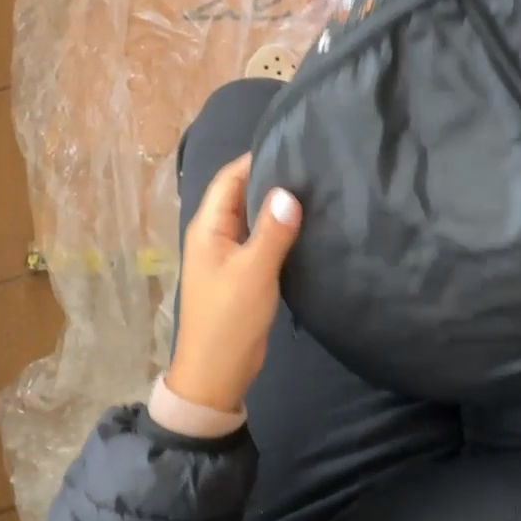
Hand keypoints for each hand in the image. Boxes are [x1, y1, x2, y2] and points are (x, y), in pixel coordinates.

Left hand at [166, 154, 301, 412]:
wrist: (216, 376)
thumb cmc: (229, 320)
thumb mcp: (254, 272)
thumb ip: (272, 231)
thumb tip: (288, 190)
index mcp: (208, 227)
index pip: (230, 178)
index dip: (256, 158)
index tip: (291, 143)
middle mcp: (214, 233)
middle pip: (240, 193)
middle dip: (269, 176)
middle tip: (309, 161)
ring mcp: (226, 253)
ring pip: (250, 215)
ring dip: (274, 202)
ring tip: (312, 185)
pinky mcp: (240, 271)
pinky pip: (258, 237)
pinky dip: (276, 226)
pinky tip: (303, 223)